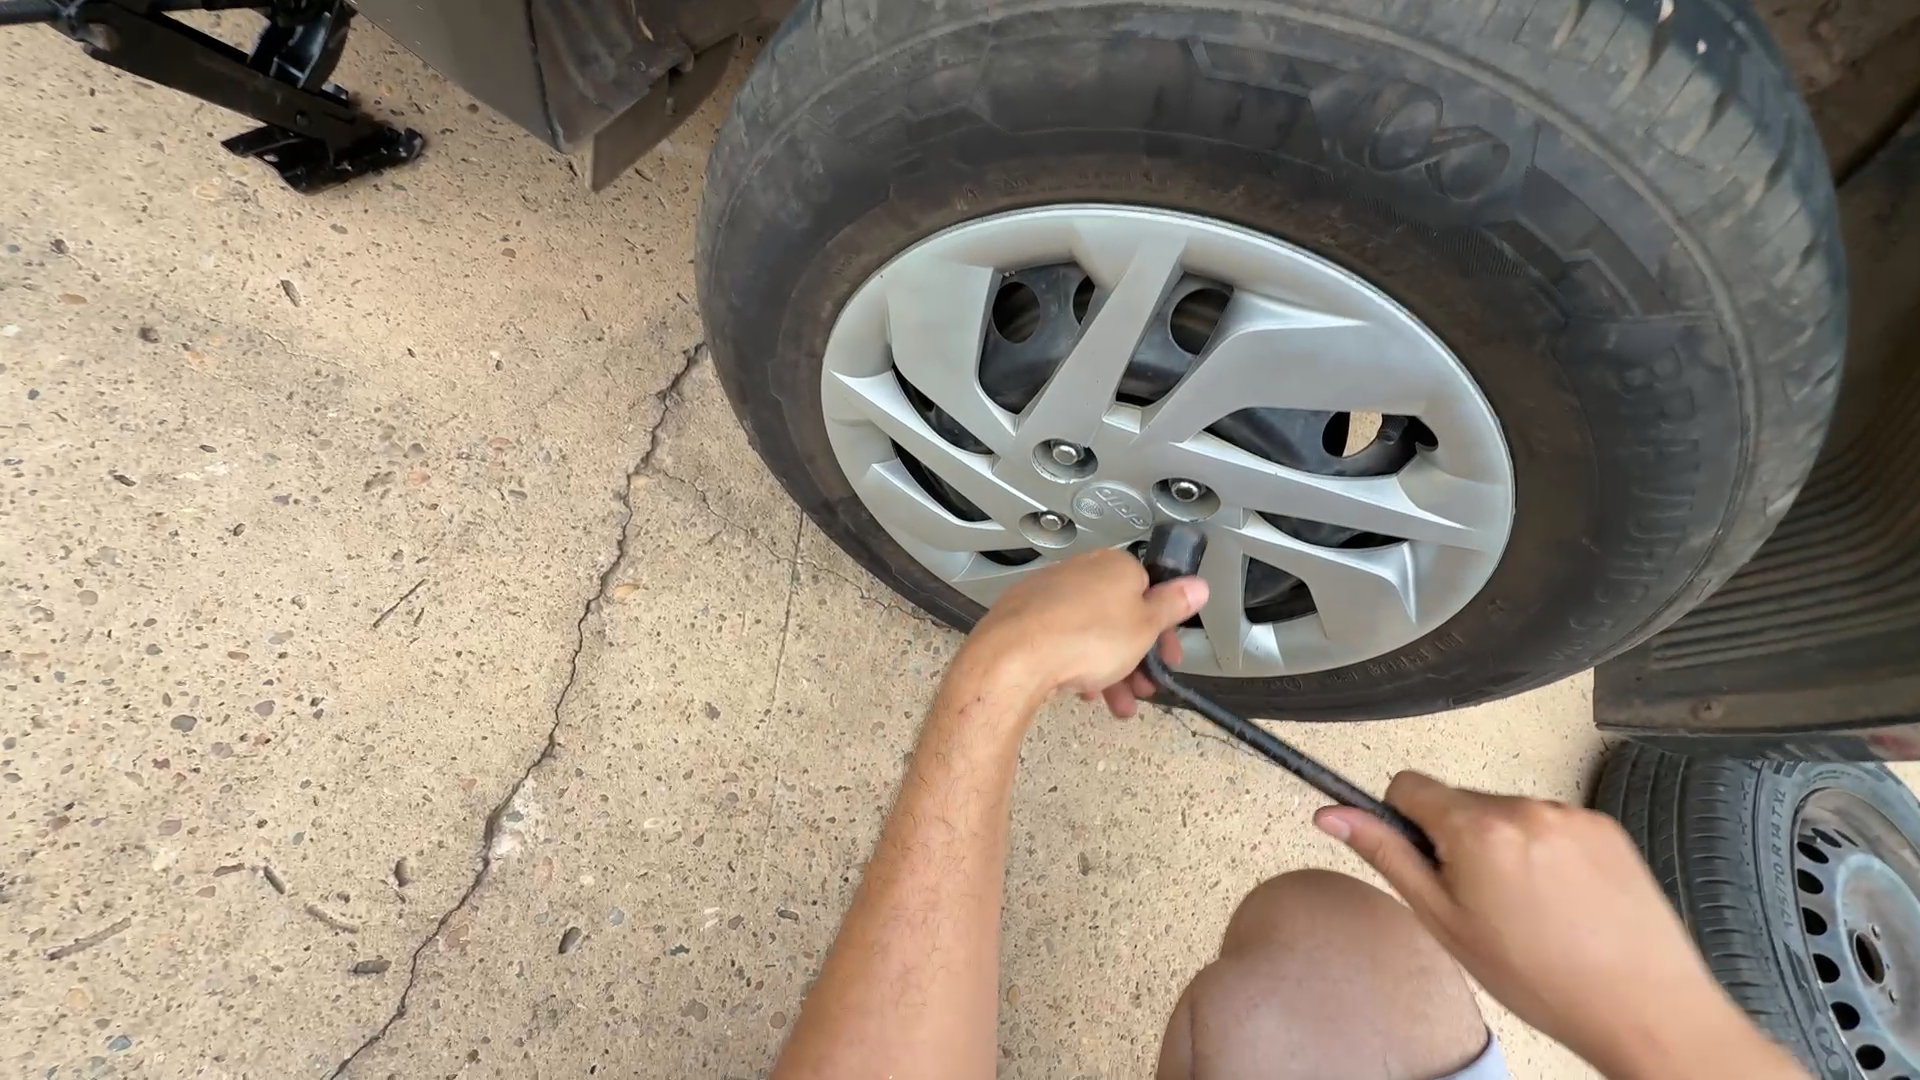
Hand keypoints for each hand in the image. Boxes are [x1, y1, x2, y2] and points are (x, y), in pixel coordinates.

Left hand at [961, 549, 1206, 716]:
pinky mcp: (1025, 617)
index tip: (1167, 655)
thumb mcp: (1145, 626)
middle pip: (1119, 617)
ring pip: (1090, 633)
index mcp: (1114, 566)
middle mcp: (1080, 572)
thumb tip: (1196, 586)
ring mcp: (1049, 594)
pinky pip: (1060, 641)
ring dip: (1109, 670)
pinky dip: (1075, 665)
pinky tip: (1081, 690)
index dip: (1162, 629)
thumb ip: (1173, 605)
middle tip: (1144, 685)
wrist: (1015, 656)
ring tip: (1117, 702)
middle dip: (1136, 657)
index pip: (1150, 591)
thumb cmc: (1080, 637)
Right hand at [1315, 773, 1803, 1078]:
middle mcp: (1523, 807)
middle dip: (1454, 836)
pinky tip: (1561, 896)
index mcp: (1477, 828)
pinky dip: (1541, 847)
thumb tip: (1330, 814)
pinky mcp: (1604, 826)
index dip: (1404, 820)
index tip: (1425, 860)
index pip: (1407, 785)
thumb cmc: (1540, 977)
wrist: (1651, 1015)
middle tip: (1479, 897)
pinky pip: (1546, 819)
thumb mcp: (1442, 919)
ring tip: (1527, 903)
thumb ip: (1384, 854)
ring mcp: (1569, 814)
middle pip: (1456, 800)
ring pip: (1500, 811)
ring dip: (1499, 842)